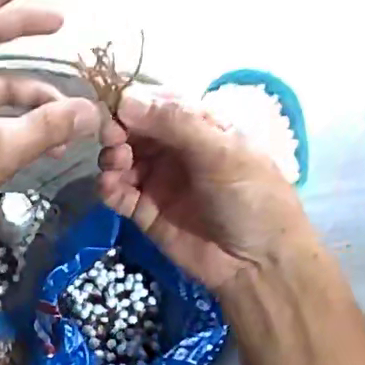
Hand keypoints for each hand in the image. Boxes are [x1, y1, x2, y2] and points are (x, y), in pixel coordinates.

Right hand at [95, 88, 303, 293]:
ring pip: (122, 160)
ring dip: (112, 158)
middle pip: (135, 131)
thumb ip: (175, 125)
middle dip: (118, 131)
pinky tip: (110, 187)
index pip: (159, 105)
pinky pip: (118, 193)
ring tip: (116, 166)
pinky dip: (109, 187)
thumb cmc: (251, 198)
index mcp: (201, 127)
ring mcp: (159, 181)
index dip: (135, 104)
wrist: (256, 263)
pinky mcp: (145, 212)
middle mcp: (176, 150)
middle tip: (111, 139)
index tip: (116, 108)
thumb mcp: (221, 153)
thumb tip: (126, 100)